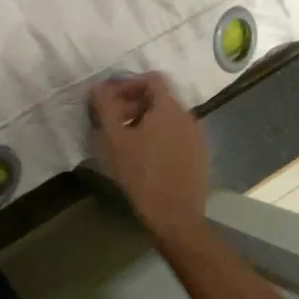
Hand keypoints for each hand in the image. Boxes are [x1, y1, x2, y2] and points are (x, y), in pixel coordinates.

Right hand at [90, 72, 210, 236]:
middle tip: (113, 120)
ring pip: (168, 117)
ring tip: (126, 140)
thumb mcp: (114, 140)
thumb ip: (105, 107)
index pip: (152, 78)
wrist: (176, 219)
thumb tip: (98, 86)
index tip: (111, 100)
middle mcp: (188, 117)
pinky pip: (177, 134)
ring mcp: (197, 138)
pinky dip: (160, 135)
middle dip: (134, 102)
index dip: (128, 83)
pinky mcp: (200, 157)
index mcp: (169, 108)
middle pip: (160, 97)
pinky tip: (145, 156)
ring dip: (145, 120)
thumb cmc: (142, 175)